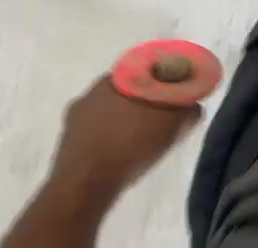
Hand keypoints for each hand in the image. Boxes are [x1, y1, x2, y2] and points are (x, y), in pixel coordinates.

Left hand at [48, 75, 201, 200]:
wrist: (83, 190)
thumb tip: (192, 105)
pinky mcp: (65, 145)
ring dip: (126, 117)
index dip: (165, 75)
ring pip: (109, 110)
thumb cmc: (131, 145)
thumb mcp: (176, 123)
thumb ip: (189, 108)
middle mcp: (90, 93)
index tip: (177, 88)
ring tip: (145, 134)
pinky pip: (96, 131)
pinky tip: (124, 150)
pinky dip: (111, 135)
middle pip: (127, 88)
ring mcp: (73, 120)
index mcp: (115, 79)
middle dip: (146, 96)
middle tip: (164, 111)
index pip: (146, 66)